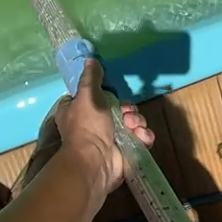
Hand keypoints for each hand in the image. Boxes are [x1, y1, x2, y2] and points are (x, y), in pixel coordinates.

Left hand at [54, 60, 152, 192]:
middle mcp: (93, 124)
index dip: (106, 94)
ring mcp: (111, 139)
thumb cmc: (87, 126)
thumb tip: (91, 59)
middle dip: (128, 109)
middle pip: (120, 108)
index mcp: (78, 111)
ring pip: (133, 122)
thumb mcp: (87, 95)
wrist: (96, 161)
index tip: (112, 92)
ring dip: (137, 122)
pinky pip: (141, 138)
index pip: (94, 96)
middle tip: (126, 113)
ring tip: (133, 127)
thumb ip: (91, 78)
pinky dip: (143, 136)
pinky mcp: (126, 151)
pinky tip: (140, 137)